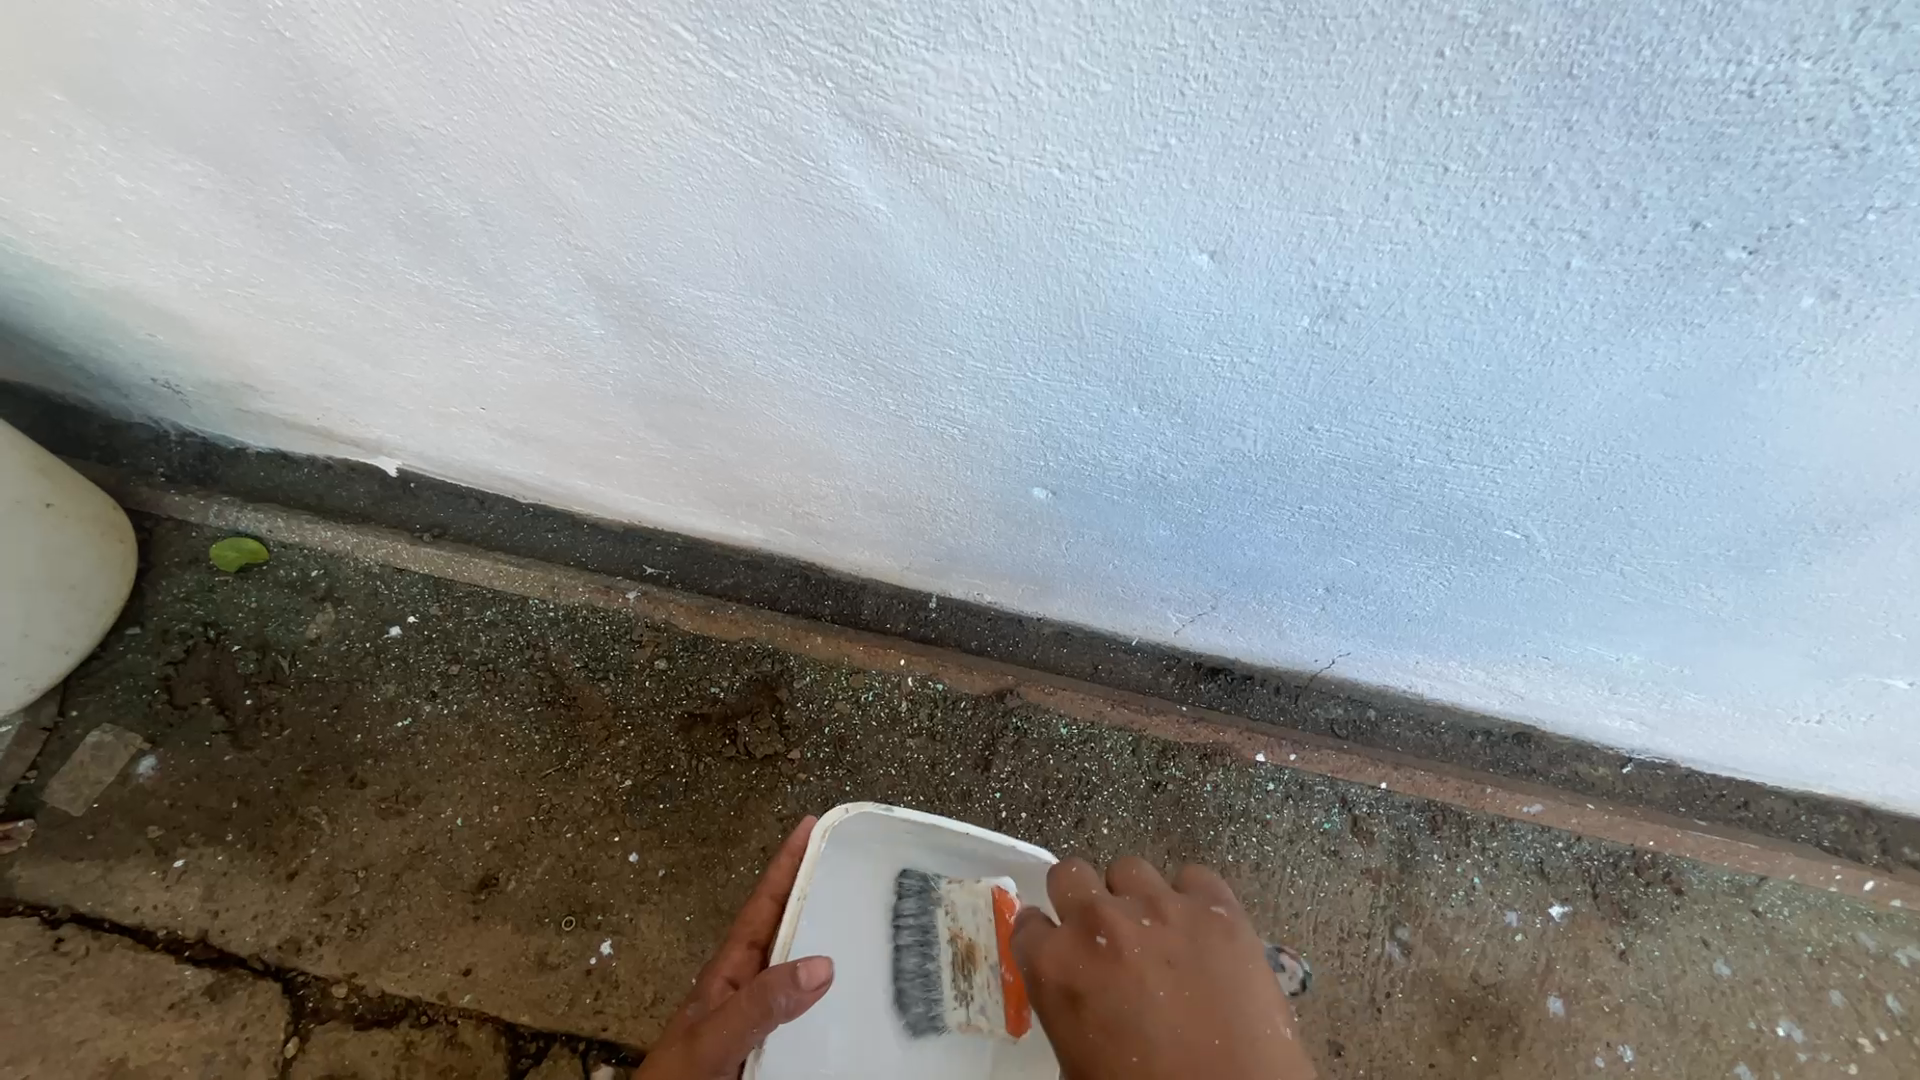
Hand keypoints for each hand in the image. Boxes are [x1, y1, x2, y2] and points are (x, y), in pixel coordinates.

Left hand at [634, 817, 834, 1079]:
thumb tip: (823, 963)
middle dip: (818, 890)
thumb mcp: (711, 1038)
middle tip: (855, 862)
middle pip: (788, 927)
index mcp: (731, 969)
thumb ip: (757, 1003)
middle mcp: (749, 985)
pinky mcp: (774, 1047)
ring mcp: (761, 1016)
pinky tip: (858, 997)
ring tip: (869, 920)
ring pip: (802, 967)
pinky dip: (834, 996)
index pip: (764, 904)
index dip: (786, 863)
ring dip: (830, 940)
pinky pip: (811, 1011)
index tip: (811, 823)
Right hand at [1011, 857, 1316, 1079]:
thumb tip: (1076, 990)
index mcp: (1055, 965)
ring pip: (1129, 868)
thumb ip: (1065, 1005)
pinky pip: (1193, 877)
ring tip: (1157, 930)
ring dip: (1135, 896)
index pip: (1027, 923)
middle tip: (1102, 932)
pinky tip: (1200, 928)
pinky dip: (1193, 898)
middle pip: (1069, 874)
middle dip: (1080, 898)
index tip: (1058, 945)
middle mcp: (1097, 920)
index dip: (1044, 935)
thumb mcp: (1077, 1061)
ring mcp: (1157, 906)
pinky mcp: (1213, 907)